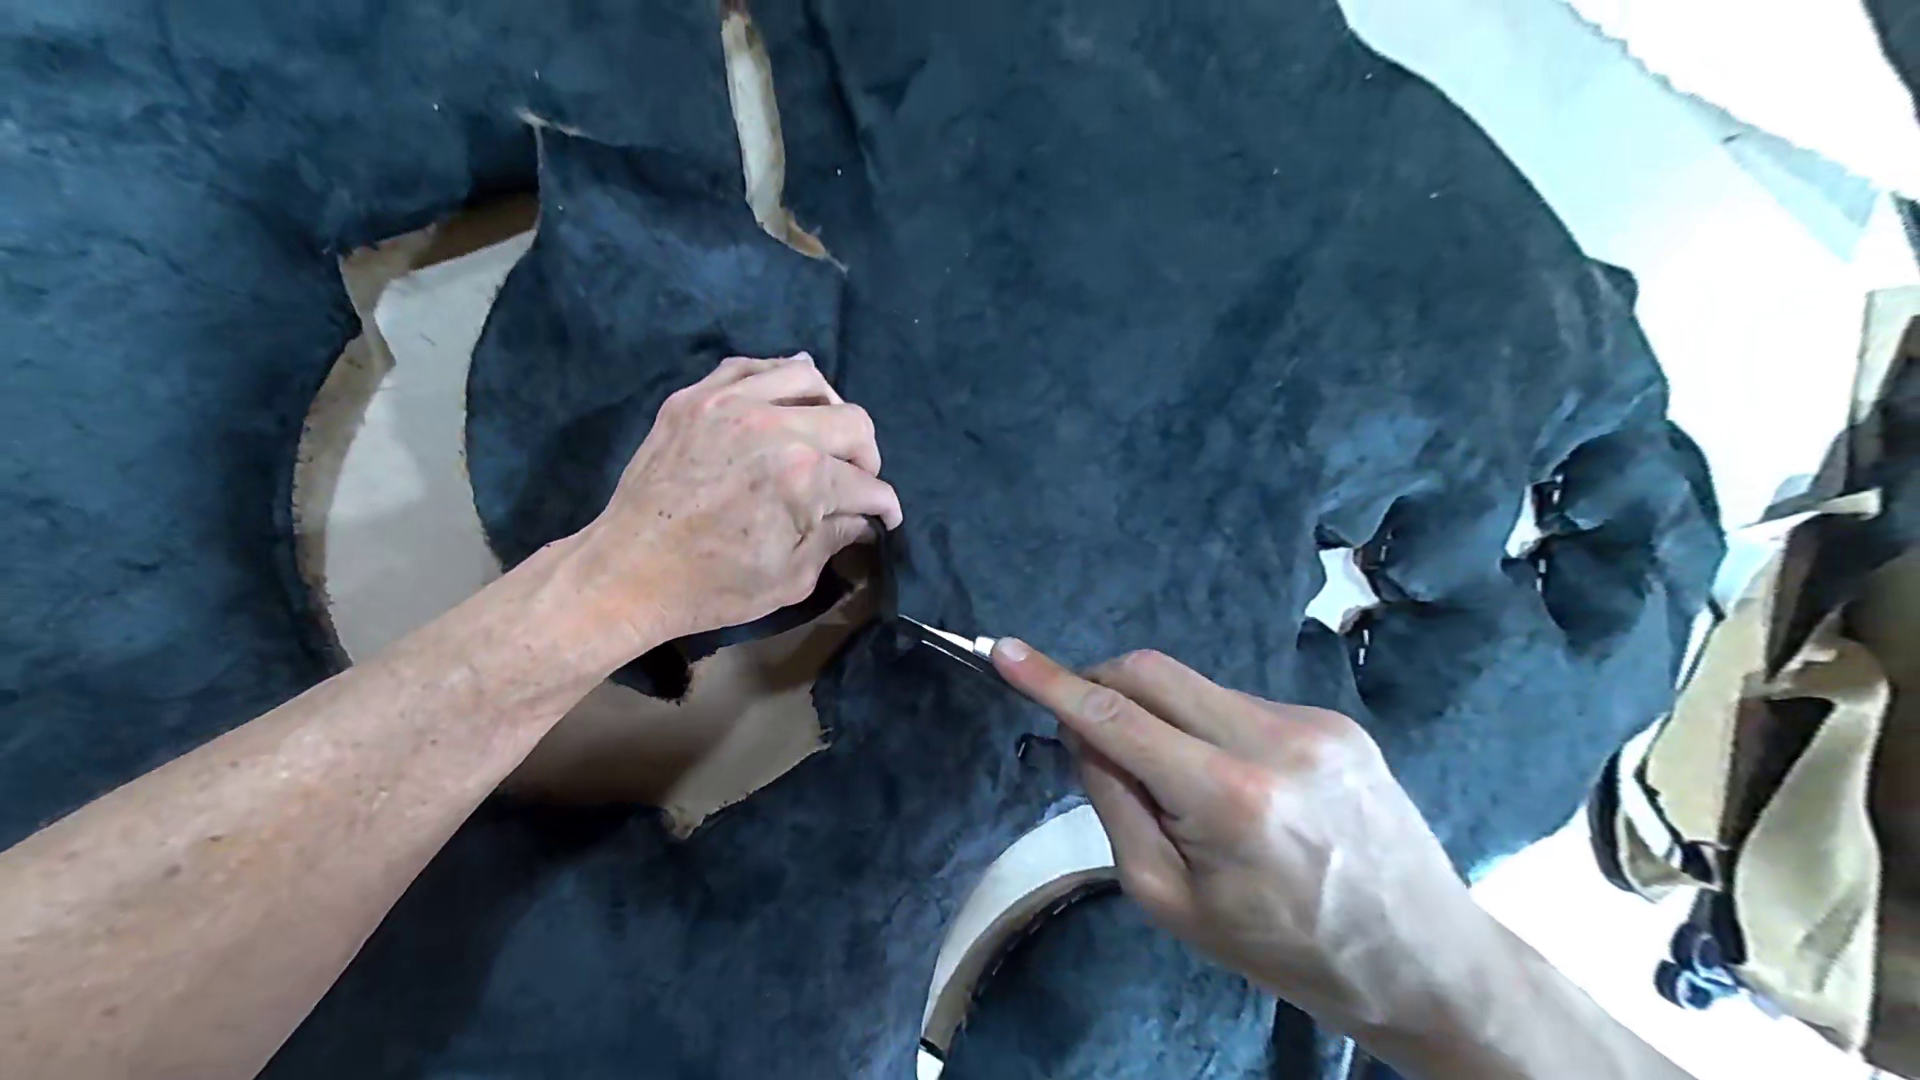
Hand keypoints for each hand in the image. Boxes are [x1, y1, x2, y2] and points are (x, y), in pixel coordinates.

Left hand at [567, 353, 900, 654]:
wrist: (629, 572)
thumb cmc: (714, 586)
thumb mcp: (793, 577)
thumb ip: (837, 537)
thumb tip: (864, 519)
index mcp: (804, 477)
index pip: (868, 484)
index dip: (884, 505)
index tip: (884, 516)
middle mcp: (775, 427)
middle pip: (854, 422)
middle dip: (867, 458)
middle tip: (856, 481)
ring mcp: (730, 403)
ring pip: (809, 378)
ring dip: (830, 410)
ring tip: (822, 436)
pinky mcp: (695, 398)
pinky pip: (752, 367)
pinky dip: (778, 380)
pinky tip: (783, 402)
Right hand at [990, 641, 1496, 1035]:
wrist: (1428, 960)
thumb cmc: (1283, 948)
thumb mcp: (1171, 901)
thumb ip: (1115, 805)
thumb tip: (1083, 734)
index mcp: (1229, 799)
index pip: (1115, 718)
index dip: (1052, 682)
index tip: (1006, 652)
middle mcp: (1272, 740)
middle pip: (1150, 673)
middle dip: (1100, 685)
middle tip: (1085, 724)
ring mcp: (1311, 720)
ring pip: (1192, 685)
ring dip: (1158, 714)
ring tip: (1179, 777)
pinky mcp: (1334, 717)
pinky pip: (1235, 701)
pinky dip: (1205, 725)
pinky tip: (1232, 777)